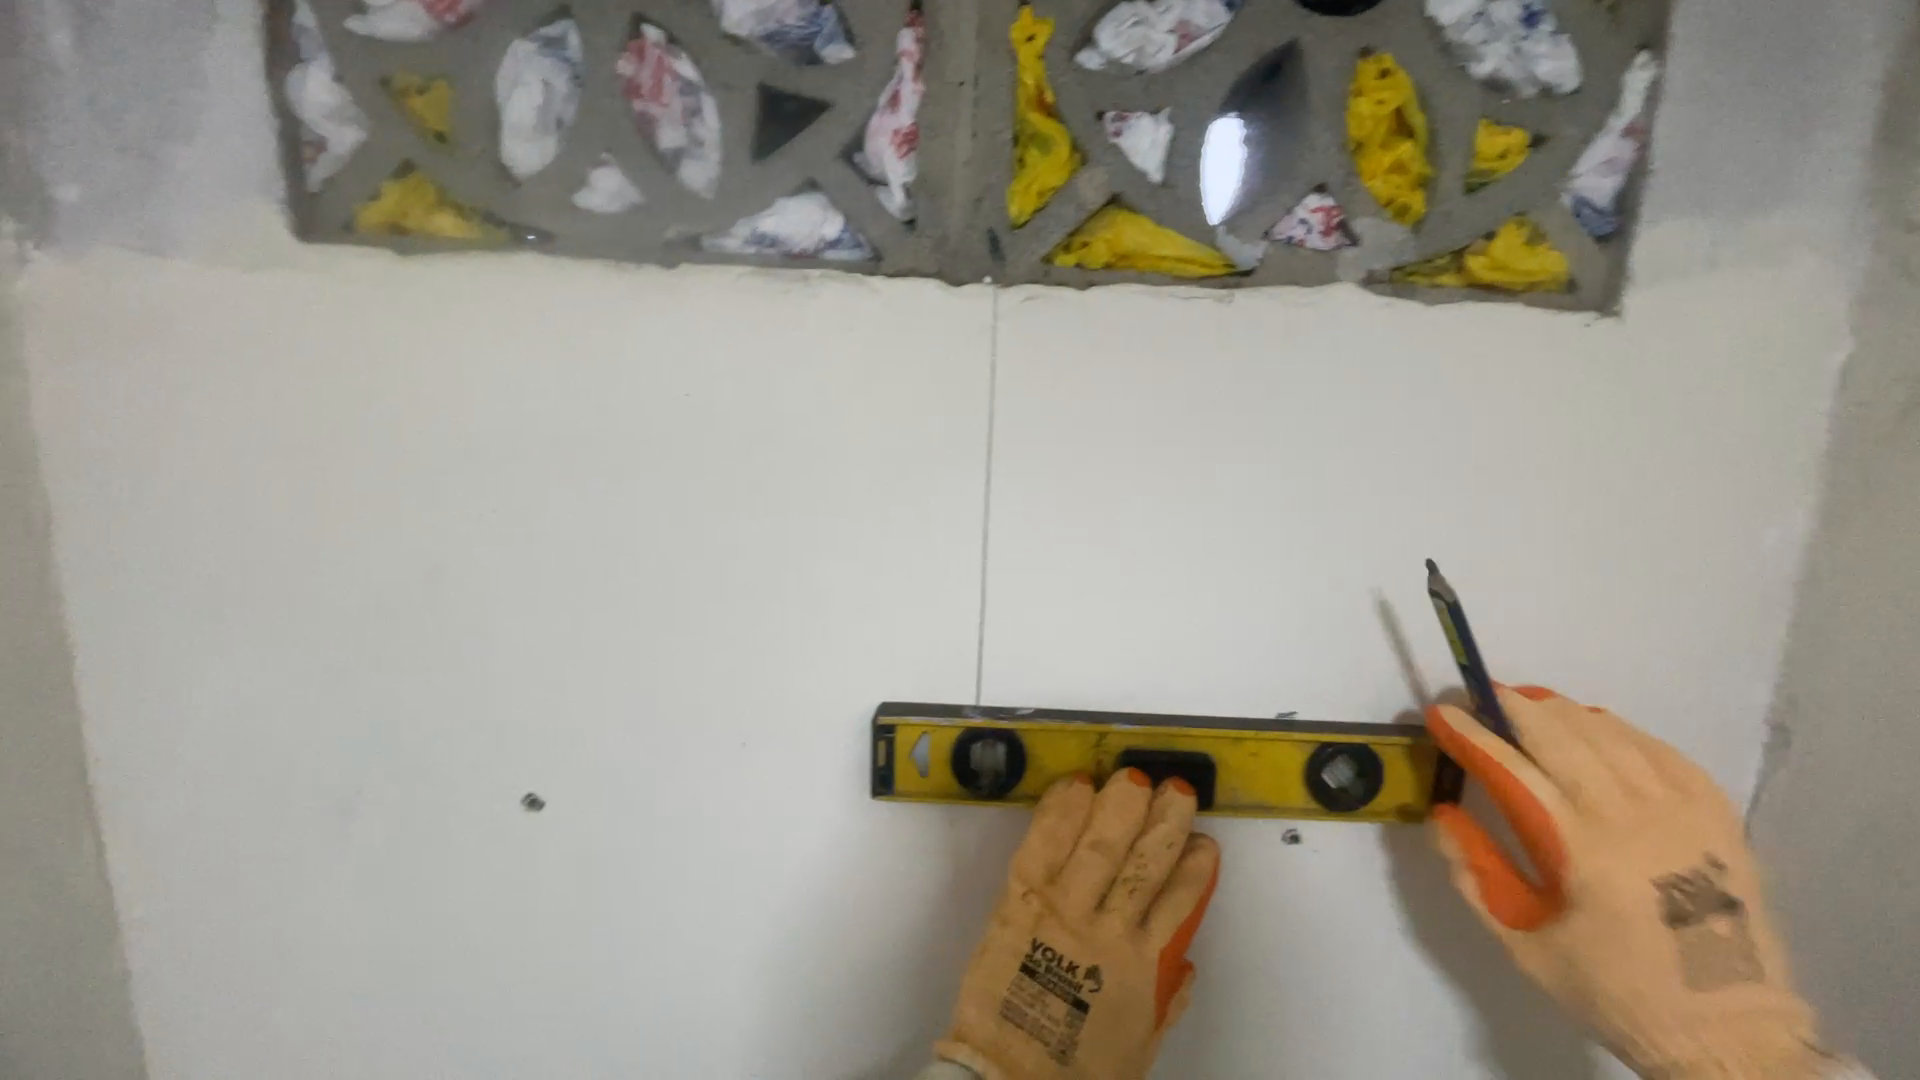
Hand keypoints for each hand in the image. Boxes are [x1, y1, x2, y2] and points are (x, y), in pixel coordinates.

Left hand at [936, 770, 1219, 1079]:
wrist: (1008, 1076)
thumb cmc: (1076, 1066)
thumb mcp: (1137, 1042)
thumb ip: (1166, 999)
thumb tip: (1188, 964)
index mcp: (1140, 966)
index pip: (1177, 904)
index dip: (1194, 870)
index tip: (1206, 842)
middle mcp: (1106, 928)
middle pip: (1141, 864)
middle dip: (1162, 823)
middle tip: (1177, 788)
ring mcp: (1061, 908)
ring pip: (1098, 847)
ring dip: (1119, 808)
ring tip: (1135, 777)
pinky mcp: (1020, 898)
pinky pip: (1043, 846)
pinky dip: (1059, 814)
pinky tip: (1076, 786)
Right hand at [1427, 685, 1833, 1078]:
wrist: (1729, 1034)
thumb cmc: (1611, 988)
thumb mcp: (1520, 941)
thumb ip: (1474, 871)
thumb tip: (1442, 811)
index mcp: (1584, 850)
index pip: (1513, 769)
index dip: (1471, 735)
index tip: (1440, 712)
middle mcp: (1635, 818)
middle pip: (1564, 736)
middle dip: (1514, 706)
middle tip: (1479, 693)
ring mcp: (1685, 814)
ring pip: (1612, 735)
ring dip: (1562, 712)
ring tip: (1527, 701)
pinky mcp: (1719, 820)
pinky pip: (1662, 752)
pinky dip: (1620, 730)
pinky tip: (1596, 726)